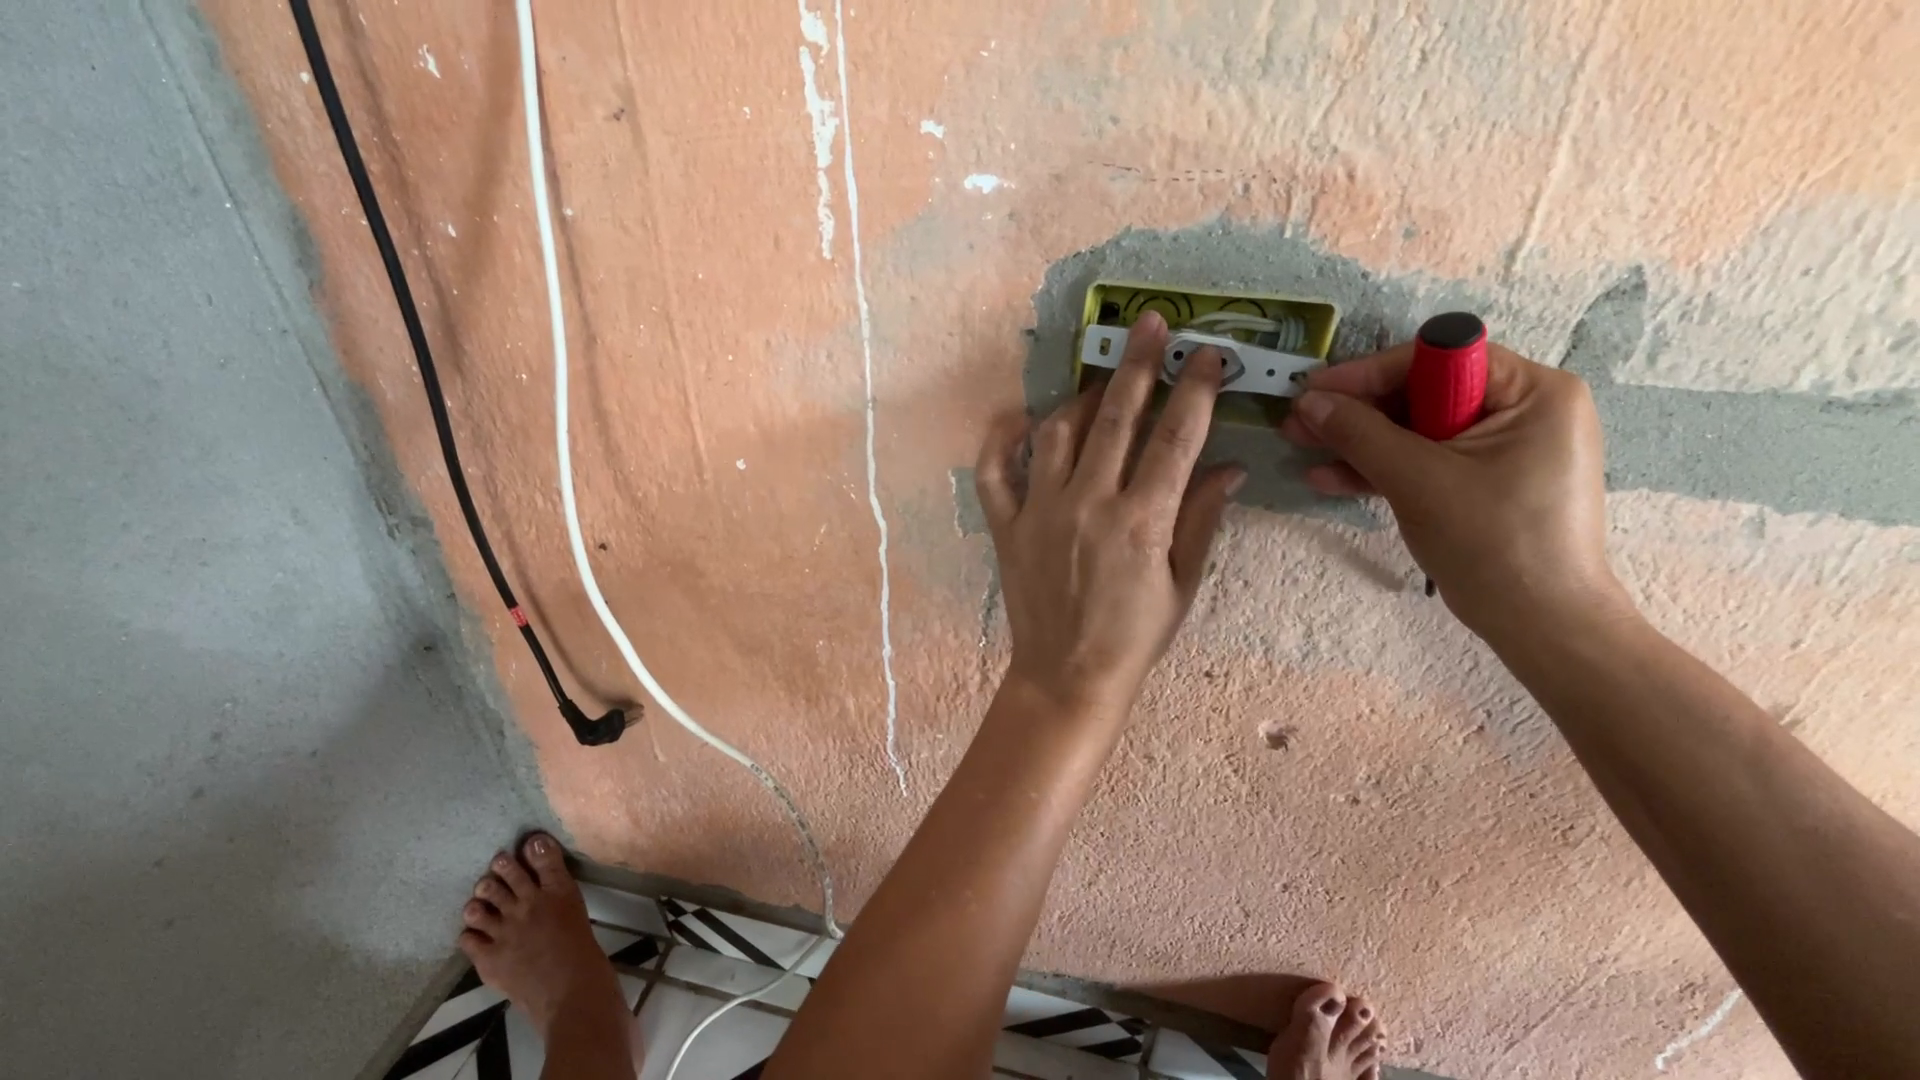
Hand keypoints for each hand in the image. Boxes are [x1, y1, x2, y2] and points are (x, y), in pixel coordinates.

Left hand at [976, 312, 1245, 715]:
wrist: (1067, 676)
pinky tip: (1019, 417)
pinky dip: (1001, 439)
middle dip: (1139, 365)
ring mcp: (1041, 511)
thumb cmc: (1134, 636)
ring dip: (1082, 396)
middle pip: (1117, 417)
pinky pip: (994, 471)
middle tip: (1152, 325)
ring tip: (1102, 380)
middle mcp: (1089, 504)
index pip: (1175, 438)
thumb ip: (1201, 519)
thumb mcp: (1182, 584)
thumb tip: (1229, 467)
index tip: (1209, 355)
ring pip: (1058, 432)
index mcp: (1141, 520)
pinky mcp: (1006, 526)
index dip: (1195, 390)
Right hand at [1279, 340, 1626, 637]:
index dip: (1371, 374)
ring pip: (1418, 432)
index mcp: (1534, 392)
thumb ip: (1360, 434)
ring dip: (1359, 443)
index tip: (1314, 391)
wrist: (1542, 626)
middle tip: (1299, 423)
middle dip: (1357, 413)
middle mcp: (1526, 410)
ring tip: (1301, 448)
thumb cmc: (1493, 543)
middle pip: (1424, 394)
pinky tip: (1330, 479)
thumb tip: (1307, 401)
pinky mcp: (1487, 483)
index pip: (1439, 359)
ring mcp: (1506, 449)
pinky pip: (1428, 462)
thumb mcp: (1418, 480)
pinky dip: (1383, 470)